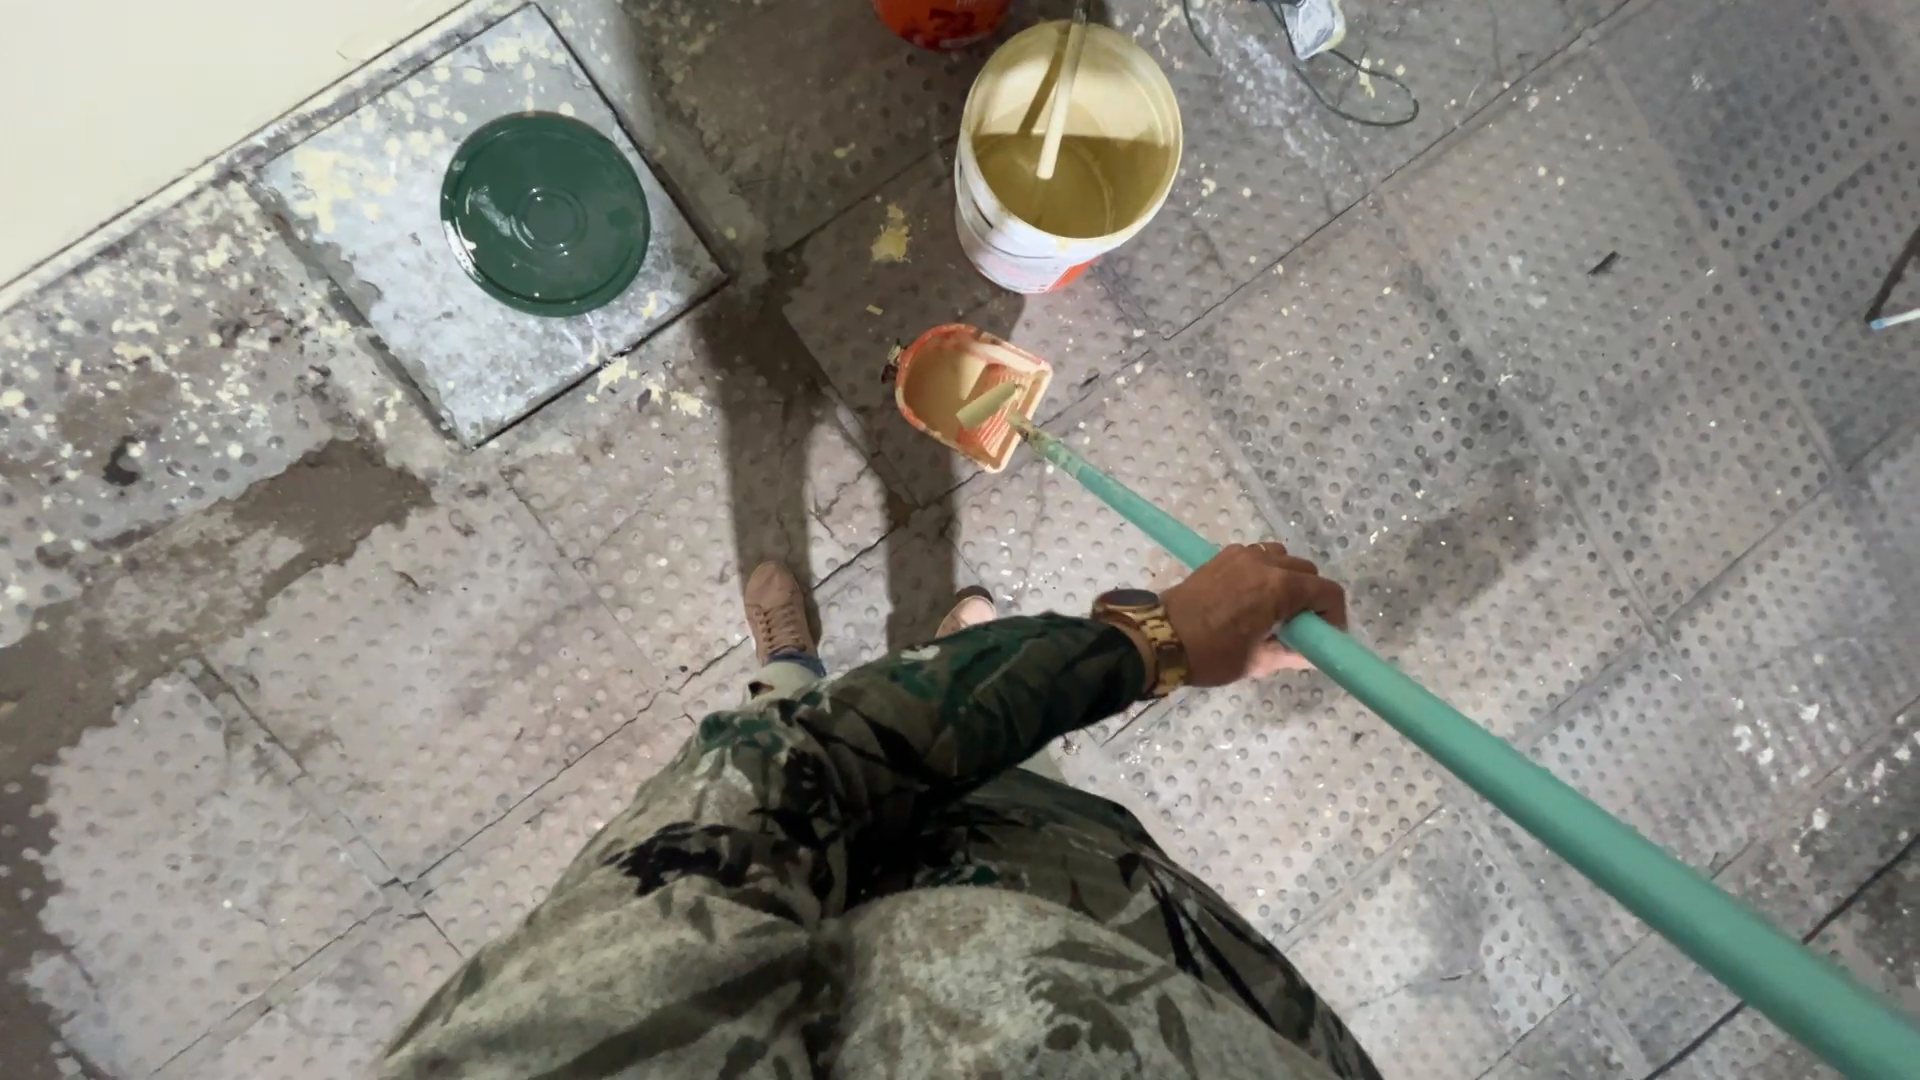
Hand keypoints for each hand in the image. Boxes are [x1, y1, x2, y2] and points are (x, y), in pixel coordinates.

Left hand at [1161, 542, 1347, 686]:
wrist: (1160, 637)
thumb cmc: (1211, 654)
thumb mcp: (1258, 661)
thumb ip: (1291, 654)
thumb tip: (1311, 655)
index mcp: (1279, 588)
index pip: (1327, 593)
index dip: (1333, 616)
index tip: (1324, 636)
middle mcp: (1264, 563)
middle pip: (1306, 572)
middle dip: (1310, 598)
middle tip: (1299, 626)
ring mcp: (1240, 555)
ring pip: (1281, 558)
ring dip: (1287, 580)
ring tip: (1275, 608)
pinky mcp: (1221, 556)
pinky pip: (1256, 556)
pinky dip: (1263, 571)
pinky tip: (1251, 595)